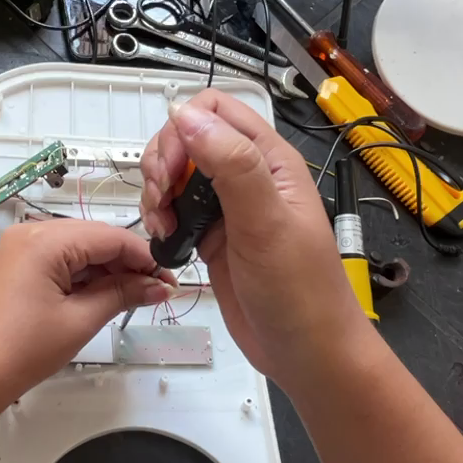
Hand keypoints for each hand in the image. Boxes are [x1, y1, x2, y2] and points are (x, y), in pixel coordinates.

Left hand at [0, 219, 175, 434]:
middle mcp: (30, 233)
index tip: (171, 279)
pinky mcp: (14, 267)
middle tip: (157, 291)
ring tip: (135, 297)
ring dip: (106, 271)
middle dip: (127, 263)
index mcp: (45, 239)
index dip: (144, 256)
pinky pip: (58, 261)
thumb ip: (122, 295)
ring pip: (77, 249)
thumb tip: (158, 286)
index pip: (110, 236)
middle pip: (94, 238)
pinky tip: (103, 295)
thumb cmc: (21, 350)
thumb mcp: (79, 321)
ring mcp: (18, 249)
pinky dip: (83, 276)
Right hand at [140, 90, 372, 385]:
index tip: (171, 172)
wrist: (305, 352)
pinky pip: (176, 208)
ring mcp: (228, 206)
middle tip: (161, 200)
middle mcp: (248, 175)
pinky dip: (160, 216)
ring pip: (177, 172)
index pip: (216, 110)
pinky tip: (165, 237)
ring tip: (162, 224)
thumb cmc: (300, 291)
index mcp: (269, 160)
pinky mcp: (212, 234)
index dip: (184, 130)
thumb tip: (187, 116)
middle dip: (163, 161)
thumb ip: (232, 165)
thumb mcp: (266, 223)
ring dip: (157, 190)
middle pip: (189, 137)